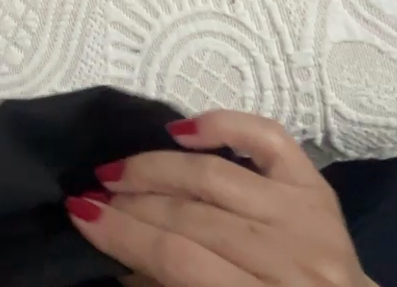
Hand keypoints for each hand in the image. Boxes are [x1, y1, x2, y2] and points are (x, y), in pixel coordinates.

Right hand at [65, 110, 374, 286]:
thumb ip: (162, 281)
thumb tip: (108, 239)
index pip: (179, 258)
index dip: (121, 233)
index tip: (78, 213)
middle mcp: (297, 262)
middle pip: (192, 216)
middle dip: (130, 202)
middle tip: (93, 192)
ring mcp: (309, 220)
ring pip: (214, 176)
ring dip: (155, 168)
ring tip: (118, 170)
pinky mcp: (318, 187)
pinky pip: (267, 139)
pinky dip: (222, 124)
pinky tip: (181, 129)